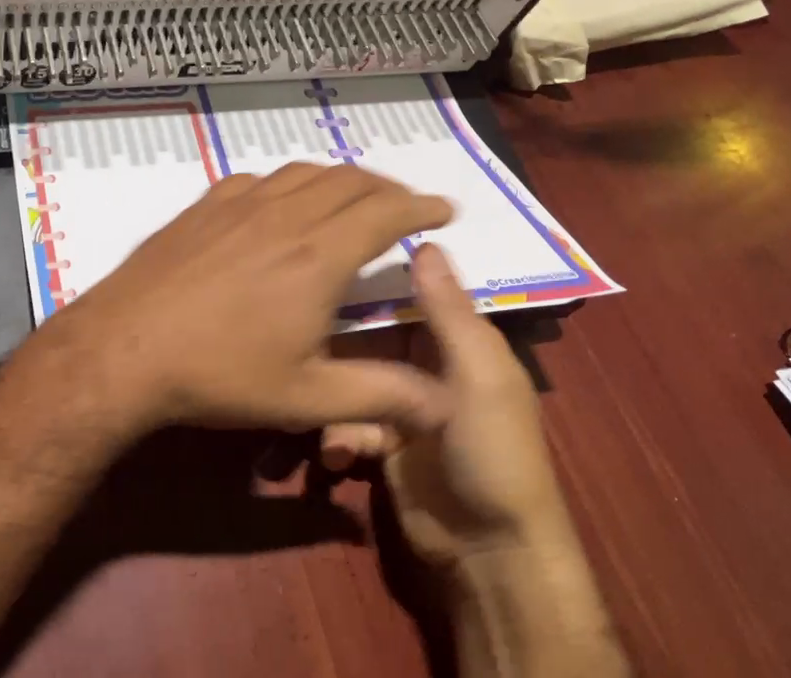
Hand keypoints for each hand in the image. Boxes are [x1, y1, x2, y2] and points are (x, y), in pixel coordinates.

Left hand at [30, 162, 454, 433]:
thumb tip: (448, 404)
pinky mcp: (200, 209)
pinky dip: (287, 183)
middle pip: (348, 181)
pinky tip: (280, 202)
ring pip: (302, 172)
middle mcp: (283, 216)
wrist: (124, 348)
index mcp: (319, 254)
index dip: (422, 206)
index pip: (385, 211)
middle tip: (406, 206)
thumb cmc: (220, 375)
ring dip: (339, 179)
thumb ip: (381, 395)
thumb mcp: (307, 398)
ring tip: (352, 198)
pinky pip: (257, 179)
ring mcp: (236, 206)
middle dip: (387, 188)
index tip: (445, 209)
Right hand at [320, 245, 573, 569]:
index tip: (329, 249)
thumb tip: (426, 240)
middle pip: (373, 332)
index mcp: (463, 343)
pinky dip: (339, 436)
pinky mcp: (382, 442)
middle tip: (297, 329)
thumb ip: (449, 312)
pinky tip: (337, 454)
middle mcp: (430, 366)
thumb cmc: (493, 452)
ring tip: (322, 417)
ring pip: (351, 376)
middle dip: (339, 337)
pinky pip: (346, 420)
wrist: (488, 551)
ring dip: (334, 398)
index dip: (378, 271)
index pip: (416, 291)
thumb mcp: (478, 376)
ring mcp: (403, 405)